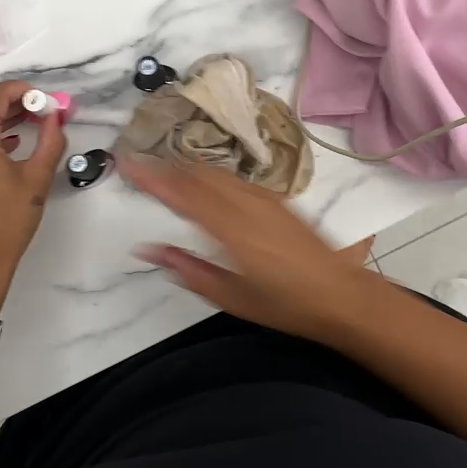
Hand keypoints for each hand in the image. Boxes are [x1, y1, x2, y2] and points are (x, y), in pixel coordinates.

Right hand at [121, 156, 380, 341]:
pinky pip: (235, 179)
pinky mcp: (278, 199)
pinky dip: (210, 175)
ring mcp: (265, 198)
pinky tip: (204, 183)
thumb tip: (148, 249)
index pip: (182, 193)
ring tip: (163, 171)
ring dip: (188, 168)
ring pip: (217, 173)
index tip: (125, 163)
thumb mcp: (230, 297)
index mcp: (231, 229)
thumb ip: (187, 269)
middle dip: (165, 167)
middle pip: (198, 174)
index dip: (151, 176)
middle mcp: (247, 204)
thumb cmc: (286, 305)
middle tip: (137, 167)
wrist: (341, 295)